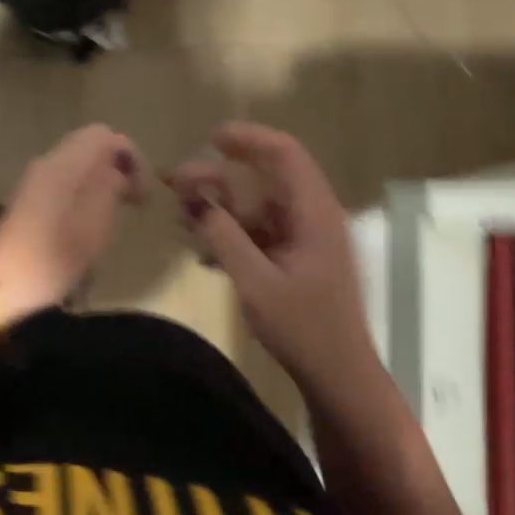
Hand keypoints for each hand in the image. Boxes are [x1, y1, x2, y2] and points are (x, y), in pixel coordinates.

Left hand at [0, 124, 142, 322]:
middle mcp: (46, 164)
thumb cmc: (50, 258)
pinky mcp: (28, 202)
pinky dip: (85, 196)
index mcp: (61, 164)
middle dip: (118, 169)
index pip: (102, 134)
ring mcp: (34, 182)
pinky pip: (66, 183)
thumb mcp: (93, 224)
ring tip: (115, 216)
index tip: (141, 192)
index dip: (130, 156)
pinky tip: (89, 226)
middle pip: (89, 147)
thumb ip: (110, 186)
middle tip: (133, 203)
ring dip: (102, 184)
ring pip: (78, 166)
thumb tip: (117, 168)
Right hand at [166, 123, 372, 374]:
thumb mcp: (255, 283)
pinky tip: (201, 250)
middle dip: (218, 177)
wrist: (339, 376)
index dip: (247, 138)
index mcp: (315, 214)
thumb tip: (192, 200)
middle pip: (264, 179)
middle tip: (176, 185)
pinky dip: (231, 233)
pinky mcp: (297, 259)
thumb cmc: (304, 329)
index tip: (209, 137)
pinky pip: (260, 232)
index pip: (284, 154)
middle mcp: (313, 217)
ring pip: (258, 206)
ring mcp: (306, 239)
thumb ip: (223, 236)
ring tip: (181, 218)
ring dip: (220, 207)